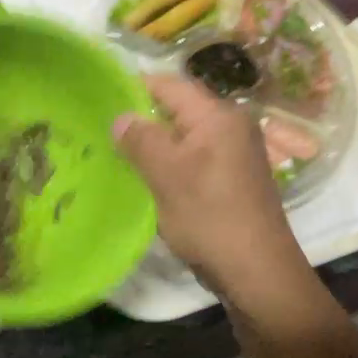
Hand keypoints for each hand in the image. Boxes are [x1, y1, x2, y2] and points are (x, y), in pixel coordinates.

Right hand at [113, 76, 306, 298]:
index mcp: (217, 116)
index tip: (99, 101)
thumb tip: (121, 117)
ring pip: (184, 135)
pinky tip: (147, 178)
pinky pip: (194, 157)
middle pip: (177, 108)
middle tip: (103, 132)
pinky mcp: (233, 178)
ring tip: (118, 155)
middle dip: (142, 118)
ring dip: (154, 144)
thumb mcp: (166, 174)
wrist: (257, 272)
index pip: (168, 85)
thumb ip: (140, 139)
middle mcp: (231, 126)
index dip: (134, 88)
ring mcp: (235, 152)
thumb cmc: (209, 216)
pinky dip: (171, 162)